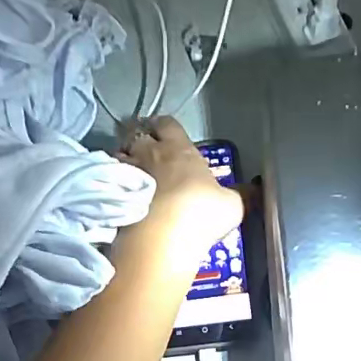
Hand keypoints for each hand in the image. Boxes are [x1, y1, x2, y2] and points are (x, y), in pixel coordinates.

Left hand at [117, 116, 243, 256]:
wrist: (164, 237)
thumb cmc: (202, 213)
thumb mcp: (231, 205)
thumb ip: (239, 195)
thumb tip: (253, 190)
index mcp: (178, 148)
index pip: (168, 123)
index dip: (165, 127)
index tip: (165, 132)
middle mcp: (149, 153)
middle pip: (136, 135)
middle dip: (138, 140)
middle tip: (142, 152)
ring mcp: (127, 174)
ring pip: (117, 155)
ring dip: (121, 161)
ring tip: (127, 174)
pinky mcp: (110, 196)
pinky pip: (106, 182)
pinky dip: (109, 185)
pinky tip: (116, 197)